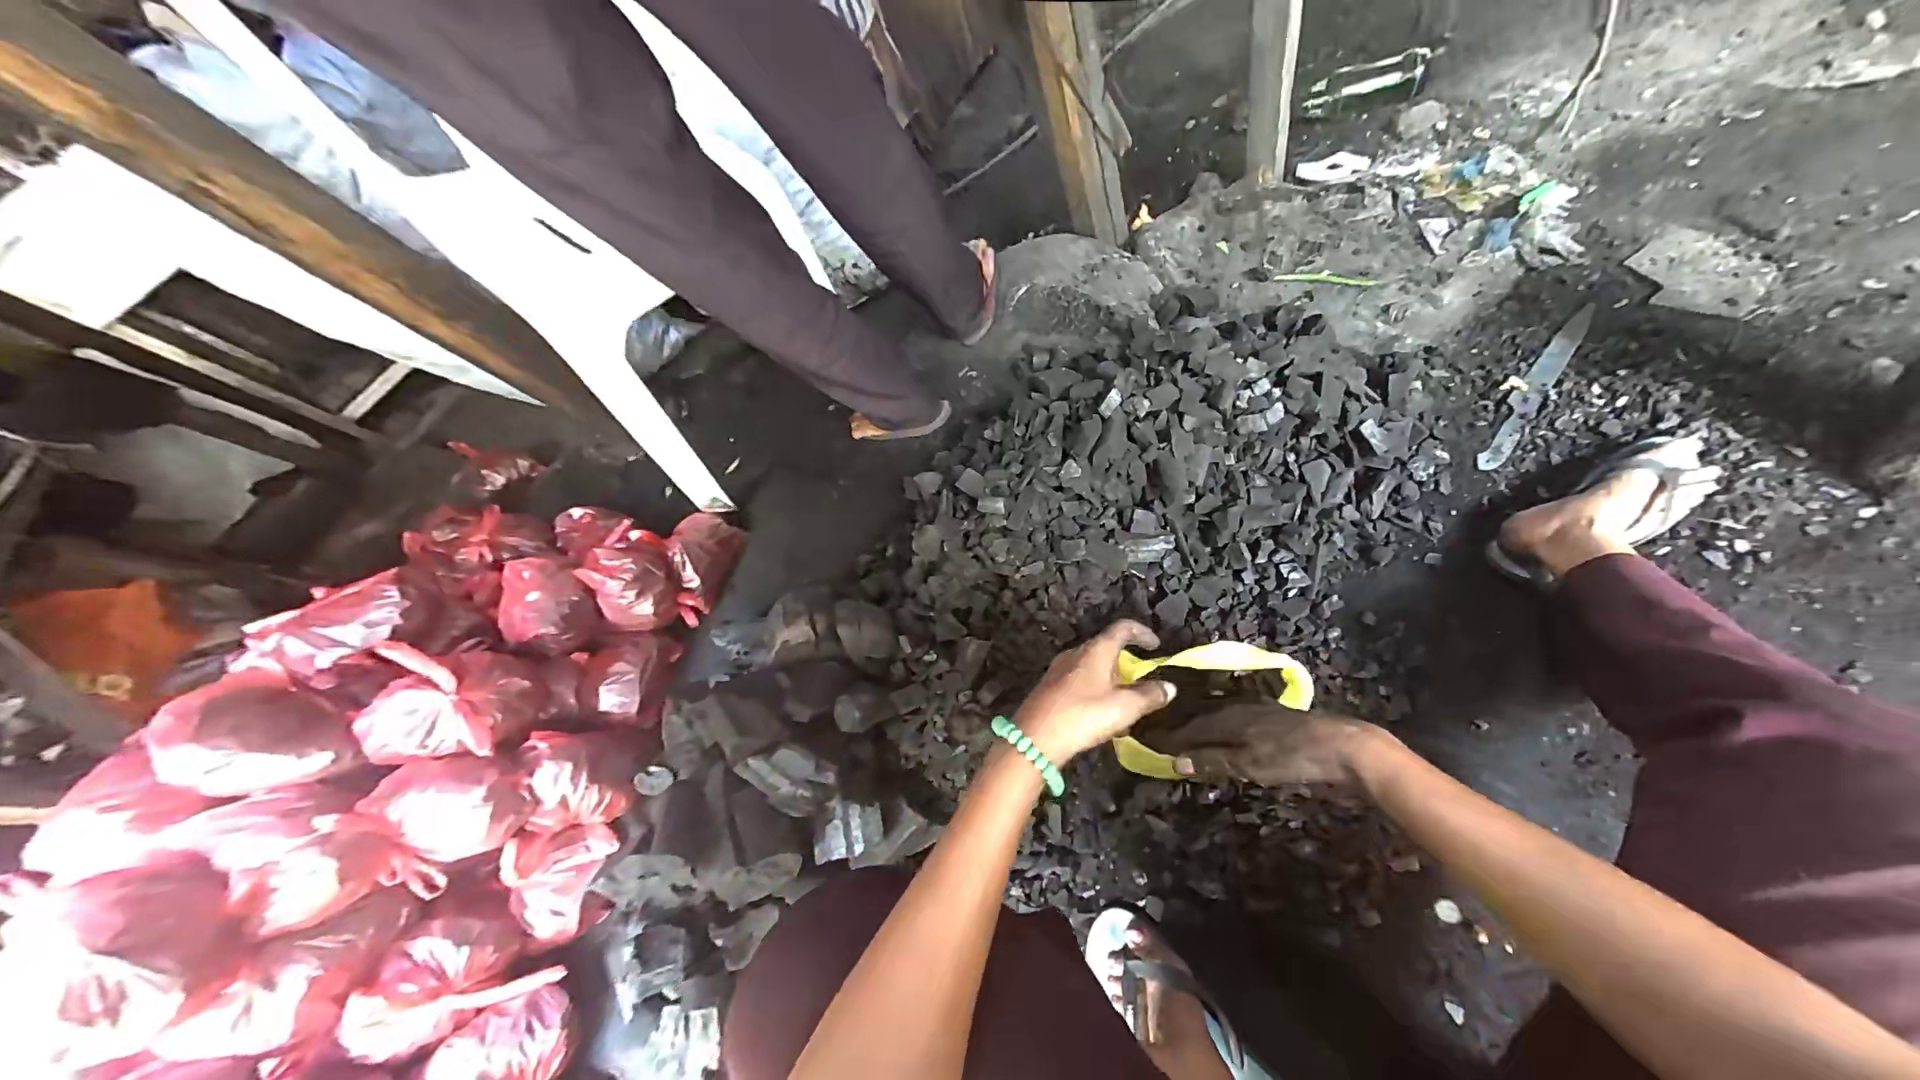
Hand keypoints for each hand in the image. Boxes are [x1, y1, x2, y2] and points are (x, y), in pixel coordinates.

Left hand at [1010, 620, 1175, 763]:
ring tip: (1122, 703)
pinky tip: (1099, 714)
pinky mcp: (1049, 687)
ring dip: (1110, 679)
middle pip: (1106, 647)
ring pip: (1092, 666)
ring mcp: (1059, 669)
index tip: (1156, 645)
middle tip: (1140, 681)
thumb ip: (1149, 696)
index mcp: (1096, 650)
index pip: (1123, 628)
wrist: (1035, 737)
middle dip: (1126, 662)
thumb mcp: (1124, 708)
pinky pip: (1079, 681)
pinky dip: (1095, 690)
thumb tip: (1168, 687)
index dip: (1142, 633)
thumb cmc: (1083, 715)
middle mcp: (1075, 653)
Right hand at [1154, 703, 1380, 785]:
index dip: (1169, 736)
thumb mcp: (1249, 764)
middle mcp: (1236, 708)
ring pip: (1218, 718)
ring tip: (1186, 738)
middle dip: (1182, 729)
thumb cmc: (1293, 757)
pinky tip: (1223, 736)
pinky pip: (1235, 720)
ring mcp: (1256, 710)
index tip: (1148, 742)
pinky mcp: (1273, 717)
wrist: (1345, 747)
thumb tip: (1174, 761)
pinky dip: (1221, 729)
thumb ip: (1213, 762)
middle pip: (1201, 718)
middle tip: (1162, 739)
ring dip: (1201, 728)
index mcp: (1226, 718)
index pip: (1187, 727)